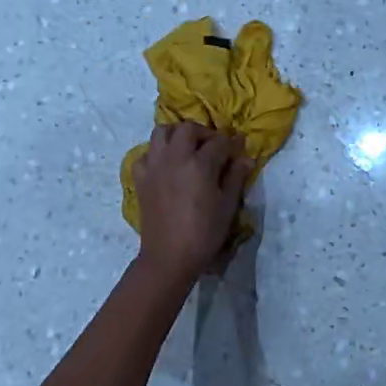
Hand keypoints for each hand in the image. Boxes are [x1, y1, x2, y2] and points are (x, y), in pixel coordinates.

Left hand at [132, 122, 253, 281]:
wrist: (169, 257)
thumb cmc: (204, 233)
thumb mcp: (227, 206)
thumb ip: (236, 177)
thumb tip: (245, 158)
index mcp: (199, 164)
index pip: (219, 142)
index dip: (232, 144)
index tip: (238, 149)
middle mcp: (174, 157)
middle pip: (187, 128)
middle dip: (203, 133)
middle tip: (213, 148)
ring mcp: (154, 166)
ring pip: (161, 132)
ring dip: (176, 135)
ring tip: (187, 150)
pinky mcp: (140, 178)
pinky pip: (145, 154)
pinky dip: (156, 153)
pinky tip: (167, 166)